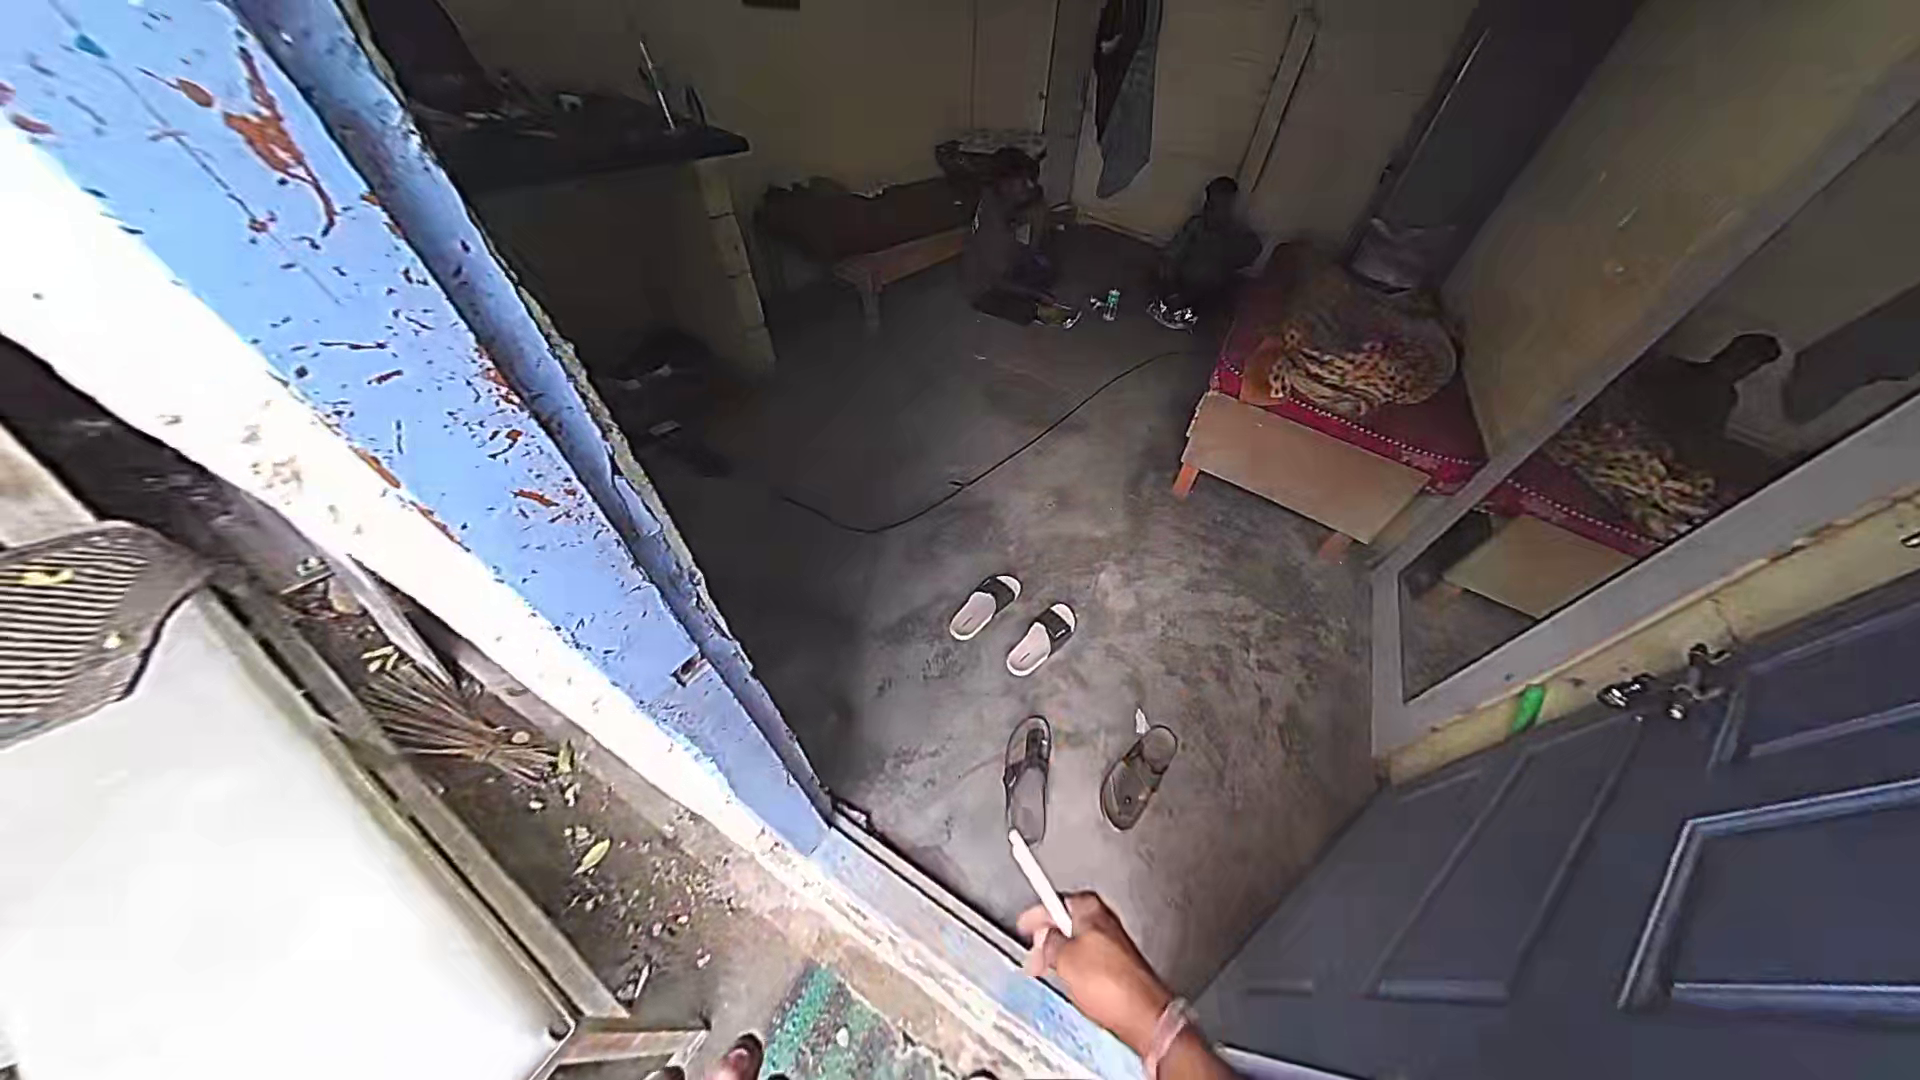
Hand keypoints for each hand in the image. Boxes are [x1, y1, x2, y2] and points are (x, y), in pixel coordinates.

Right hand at [1018, 892, 1173, 1053]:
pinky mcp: (1118, 964)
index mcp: (1089, 906)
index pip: (1053, 901)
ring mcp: (1112, 941)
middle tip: (1033, 954)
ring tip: (1049, 972)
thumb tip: (1043, 938)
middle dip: (1047, 939)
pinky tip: (1071, 982)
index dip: (1035, 915)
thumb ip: (1047, 942)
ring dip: (1060, 956)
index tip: (1024, 923)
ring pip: (1076, 943)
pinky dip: (1076, 968)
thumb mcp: (1063, 958)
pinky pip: (1088, 959)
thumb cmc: (1110, 982)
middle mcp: (1103, 918)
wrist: (1142, 1015)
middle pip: (1065, 922)